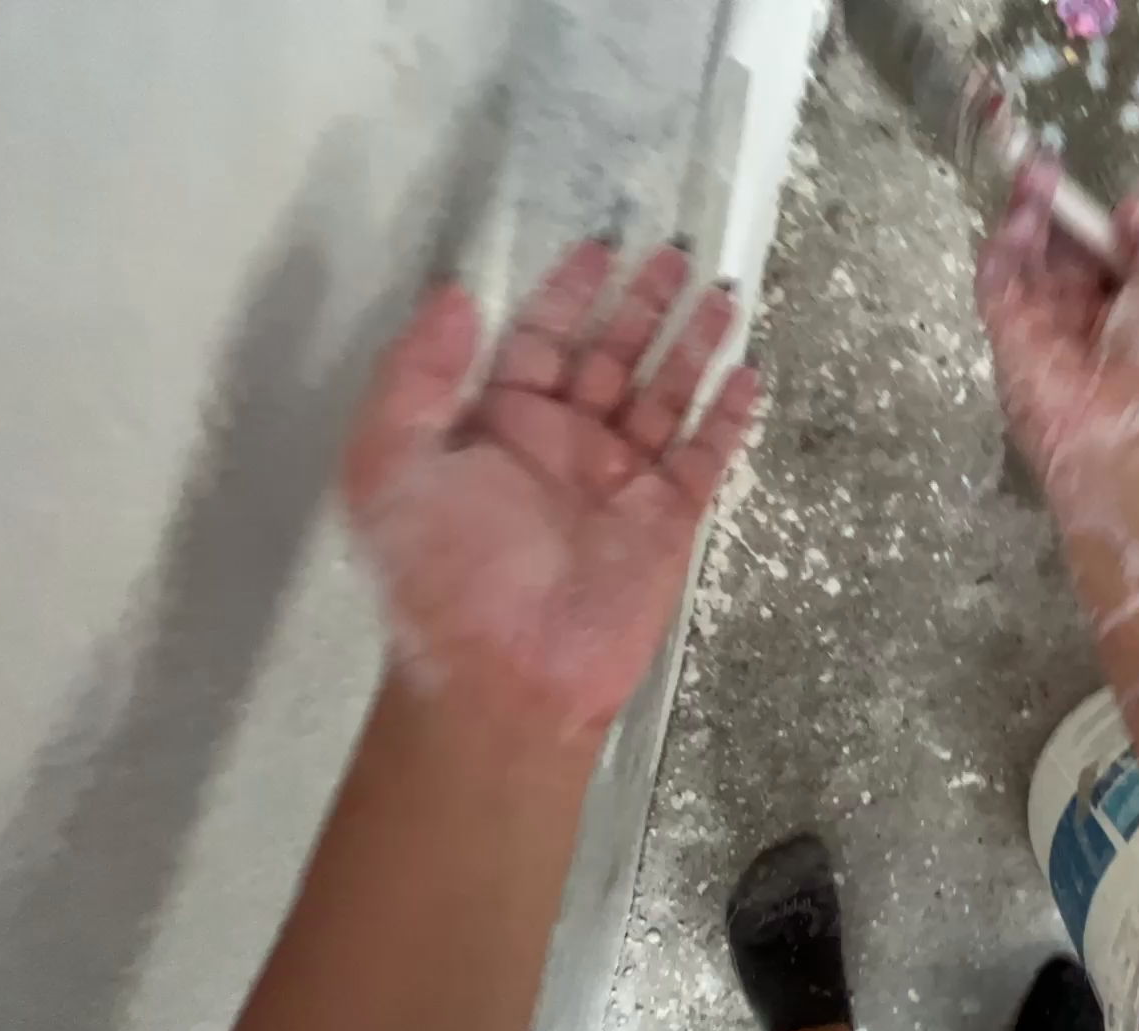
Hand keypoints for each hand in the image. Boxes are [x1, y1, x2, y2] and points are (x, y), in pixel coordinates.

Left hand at [343, 240, 757, 744]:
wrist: (511, 676)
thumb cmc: (448, 576)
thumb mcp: (391, 468)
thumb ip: (418, 376)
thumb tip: (459, 294)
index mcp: (501, 425)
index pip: (542, 338)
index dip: (571, 291)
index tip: (602, 246)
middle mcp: (568, 442)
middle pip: (616, 356)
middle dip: (647, 305)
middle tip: (680, 256)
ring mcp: (625, 479)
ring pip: (668, 396)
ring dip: (696, 348)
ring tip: (726, 299)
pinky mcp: (671, 517)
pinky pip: (704, 455)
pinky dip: (728, 419)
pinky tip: (748, 378)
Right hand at [974, 157, 1138, 523]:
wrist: (1134, 442)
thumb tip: (1129, 206)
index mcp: (1135, 303)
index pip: (1100, 248)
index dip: (1086, 213)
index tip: (1074, 175)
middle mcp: (1085, 315)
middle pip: (1056, 251)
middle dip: (1048, 206)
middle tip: (1039, 163)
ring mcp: (1042, 330)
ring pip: (1023, 263)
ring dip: (1023, 218)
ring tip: (1030, 175)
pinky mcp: (1007, 344)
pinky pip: (997, 288)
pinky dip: (999, 251)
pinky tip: (1015, 220)